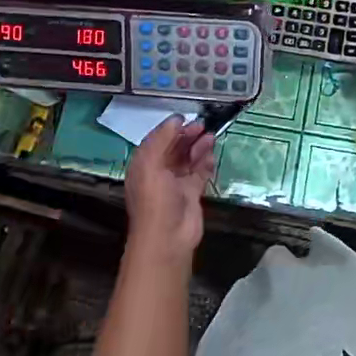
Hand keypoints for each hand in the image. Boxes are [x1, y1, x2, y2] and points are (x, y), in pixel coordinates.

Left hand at [124, 117, 216, 259]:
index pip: (156, 141)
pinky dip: (205, 163)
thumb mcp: (151, 164)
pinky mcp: (191, 194)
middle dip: (186, 136)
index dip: (170, 129)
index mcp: (144, 165)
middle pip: (174, 148)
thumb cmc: (155, 199)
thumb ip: (162, 139)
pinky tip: (212, 154)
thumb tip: (176, 120)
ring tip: (211, 136)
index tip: (186, 118)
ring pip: (187, 160)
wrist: (168, 237)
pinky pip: (199, 174)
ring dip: (198, 147)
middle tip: (202, 125)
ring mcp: (175, 184)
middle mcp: (158, 173)